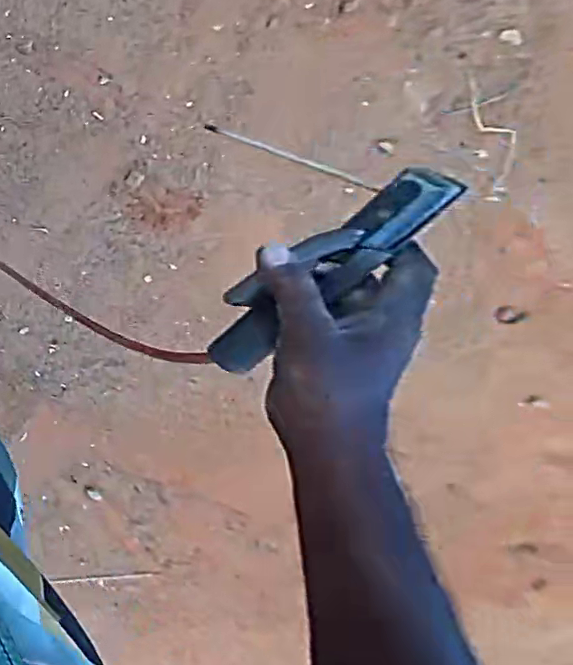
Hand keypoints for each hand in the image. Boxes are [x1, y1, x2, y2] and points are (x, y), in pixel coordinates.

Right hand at [257, 240, 437, 449]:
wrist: (321, 434)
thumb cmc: (327, 384)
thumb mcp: (307, 331)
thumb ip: (291, 288)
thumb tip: (273, 248)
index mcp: (393, 316)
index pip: (410, 267)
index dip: (390, 243)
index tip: (351, 229)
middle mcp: (377, 321)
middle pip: (358, 276)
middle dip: (319, 263)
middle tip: (279, 258)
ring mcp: (348, 335)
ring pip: (324, 295)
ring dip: (292, 285)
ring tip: (256, 284)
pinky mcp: (321, 347)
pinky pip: (305, 313)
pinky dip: (283, 305)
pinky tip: (254, 306)